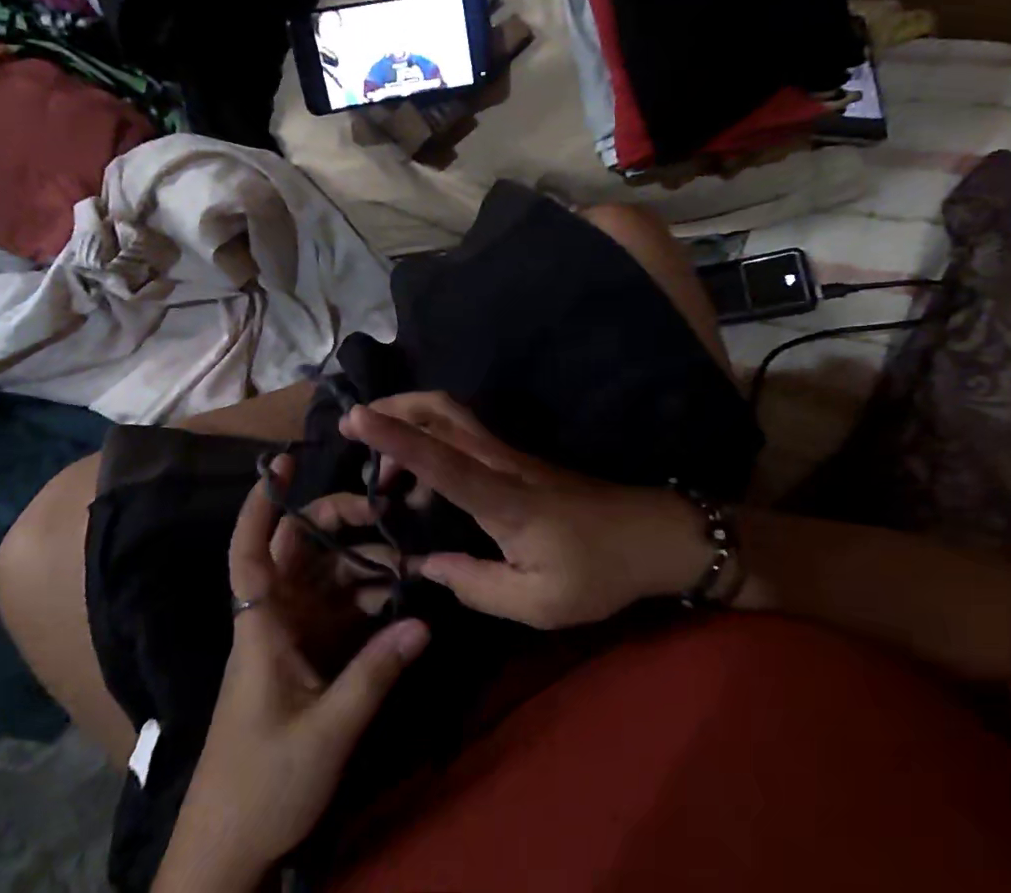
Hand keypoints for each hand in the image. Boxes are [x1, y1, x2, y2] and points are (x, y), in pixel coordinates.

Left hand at [156, 457, 429, 892]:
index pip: (249, 555)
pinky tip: (403, 602)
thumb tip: (425, 620)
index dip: (260, 508)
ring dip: (365, 566)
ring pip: (328, 582)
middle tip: (387, 510)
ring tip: (412, 561)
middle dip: (339, 524)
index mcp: (262, 630)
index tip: (280, 466)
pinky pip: (342, 615)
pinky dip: (370, 602)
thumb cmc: (264, 784)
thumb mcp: (327, 729)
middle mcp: (276, 624)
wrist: (231, 848)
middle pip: (299, 555)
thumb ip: (375, 672)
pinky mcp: (310, 662)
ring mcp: (293, 642)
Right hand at [339, 393, 710, 629]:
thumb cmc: (599, 572)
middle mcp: (504, 464)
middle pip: (445, 412)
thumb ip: (474, 584)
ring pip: (455, 417)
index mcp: (503, 499)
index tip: (355, 418)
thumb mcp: (537, 602)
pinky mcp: (522, 462)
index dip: (396, 439)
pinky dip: (433, 439)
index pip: (441, 460)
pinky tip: (423, 479)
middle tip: (356, 427)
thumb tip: (426, 565)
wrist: (654, 536)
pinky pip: (467, 436)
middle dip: (395, 408)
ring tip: (382, 469)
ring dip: (412, 421)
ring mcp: (515, 457)